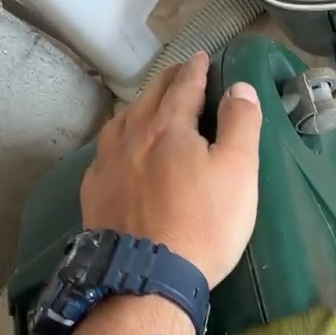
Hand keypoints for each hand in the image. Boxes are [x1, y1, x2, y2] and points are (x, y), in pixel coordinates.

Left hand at [82, 52, 261, 284]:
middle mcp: (132, 137)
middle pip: (148, 97)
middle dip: (167, 80)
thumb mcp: (239, 171)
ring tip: (148, 105)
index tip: (201, 56)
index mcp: (168, 126)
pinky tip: (120, 149)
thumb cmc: (203, 223)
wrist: (147, 278)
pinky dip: (118, 138)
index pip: (184, 86)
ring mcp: (107, 165)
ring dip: (139, 106)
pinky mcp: (95, 194)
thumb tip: (239, 87)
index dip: (195, 69)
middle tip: (179, 72)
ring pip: (121, 121)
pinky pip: (105, 152)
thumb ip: (240, 123)